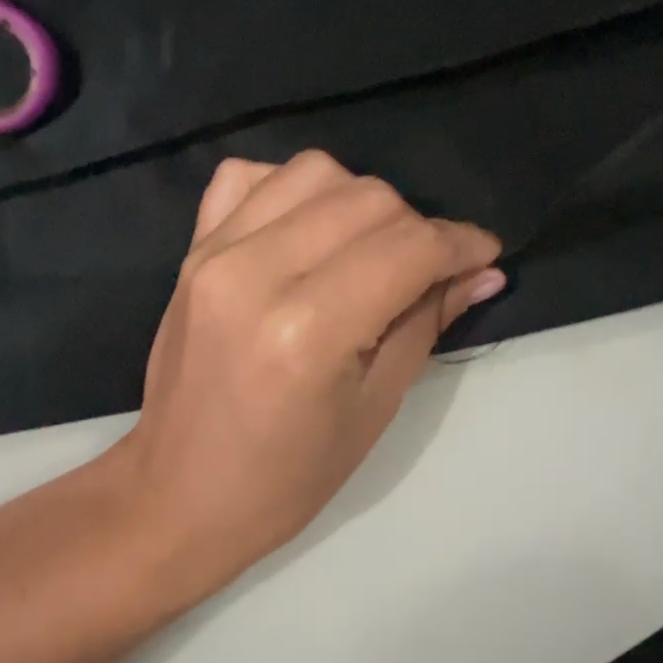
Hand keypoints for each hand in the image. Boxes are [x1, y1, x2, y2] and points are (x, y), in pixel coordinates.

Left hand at [114, 150, 504, 574]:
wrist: (179, 491)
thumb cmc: (285, 477)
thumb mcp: (374, 409)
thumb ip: (426, 324)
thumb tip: (482, 271)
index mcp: (307, 330)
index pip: (408, 247)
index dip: (460, 244)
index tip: (483, 255)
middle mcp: (256, 272)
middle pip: (367, 197)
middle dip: (416, 225)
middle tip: (426, 269)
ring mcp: (214, 252)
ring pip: (313, 171)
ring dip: (359, 199)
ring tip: (367, 248)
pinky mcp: (191, 248)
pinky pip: (246, 177)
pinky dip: (289, 188)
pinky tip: (305, 227)